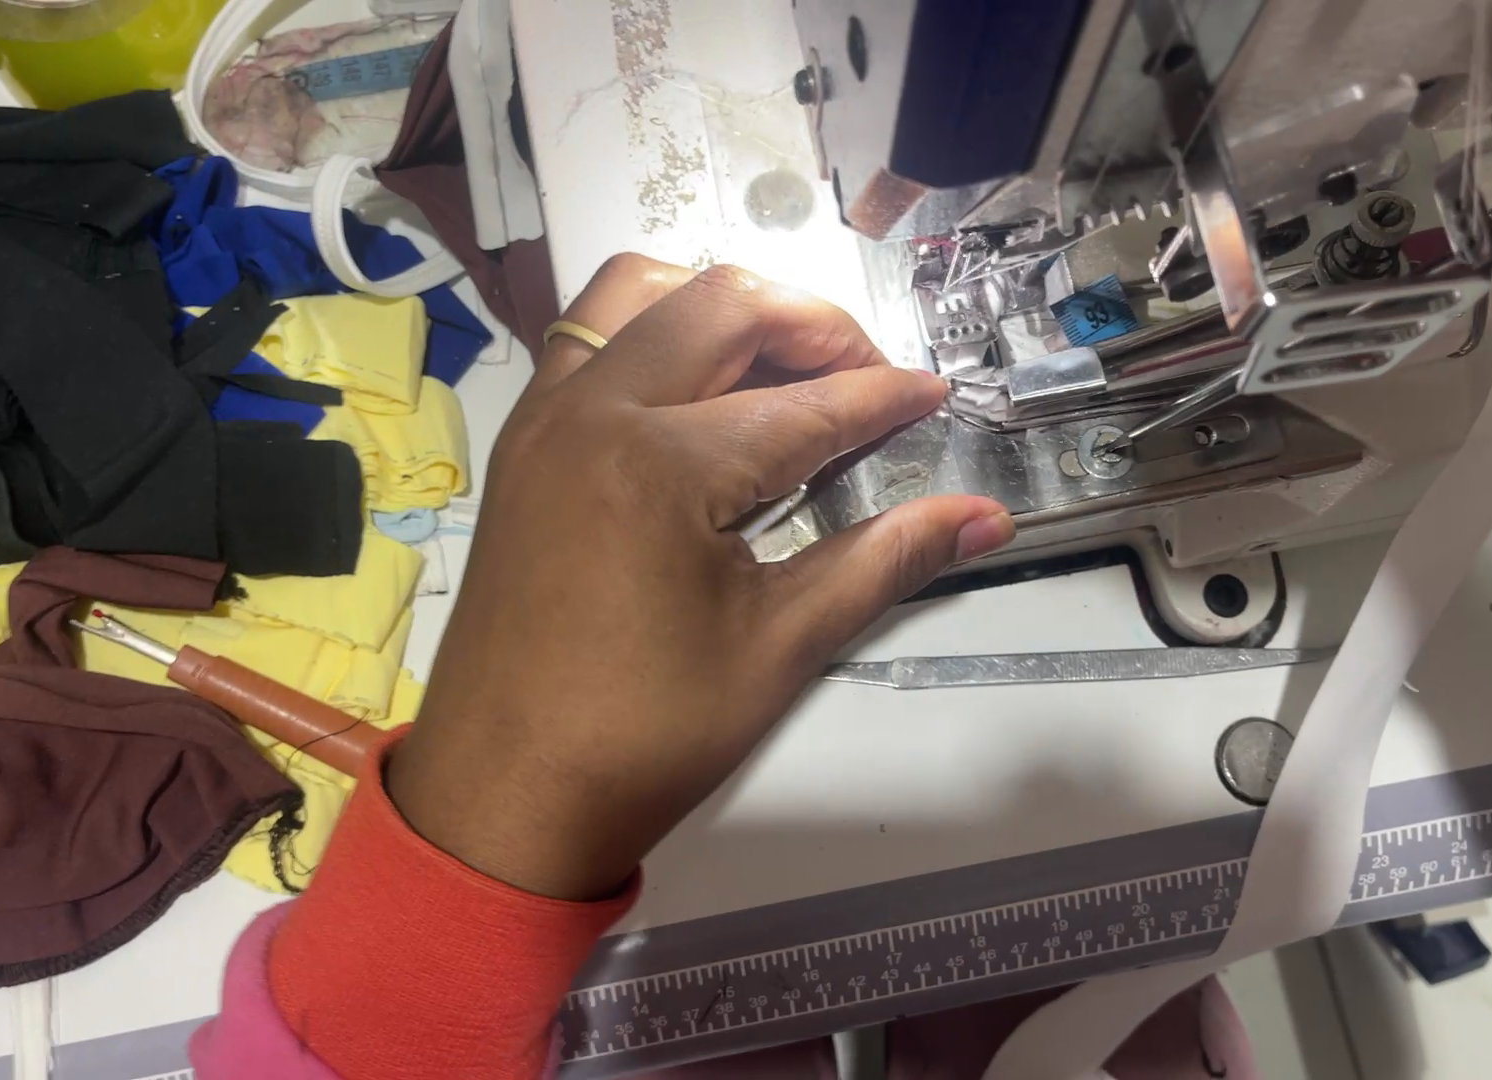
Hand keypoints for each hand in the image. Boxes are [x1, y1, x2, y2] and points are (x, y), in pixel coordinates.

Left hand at [387, 255, 1014, 899]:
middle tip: (866, 377)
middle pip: (722, 306)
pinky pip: (590, 338)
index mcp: (659, 466)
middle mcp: (592, 411)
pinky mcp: (523, 441)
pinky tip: (696, 390)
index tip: (931, 393)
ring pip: (639, 291)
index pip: (801, 407)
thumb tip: (984, 517)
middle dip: (813, 326)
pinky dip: (656, 330)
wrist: (507, 791)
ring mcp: (545, 418)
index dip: (880, 397)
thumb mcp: (779, 648)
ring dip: (724, 307)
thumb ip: (886, 561)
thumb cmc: (645, 736)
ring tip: (781, 362)